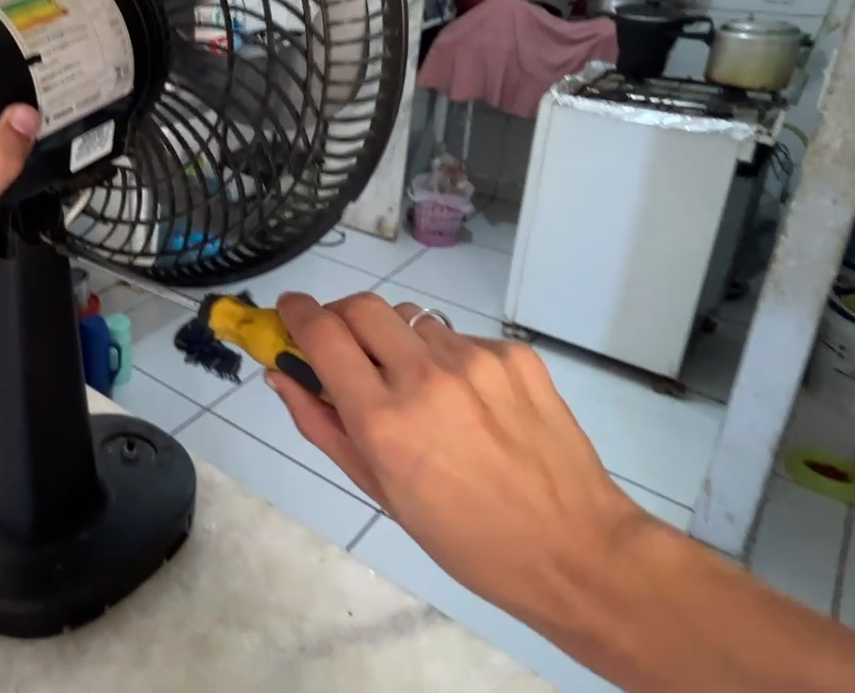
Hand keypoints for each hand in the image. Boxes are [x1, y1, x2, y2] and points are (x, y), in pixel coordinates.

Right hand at [267, 292, 658, 628]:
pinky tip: (468, 401)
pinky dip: (446, 357)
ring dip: (397, 341)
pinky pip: (458, 337)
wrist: (575, 549)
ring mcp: (475, 360)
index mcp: (383, 420)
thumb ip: (320, 425)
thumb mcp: (378, 490)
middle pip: (361, 305)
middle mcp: (425, 377)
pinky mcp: (515, 355)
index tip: (288, 309)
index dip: (296, 311)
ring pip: (411, 319)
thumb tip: (280, 375)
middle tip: (344, 345)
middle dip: (340, 316)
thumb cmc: (461, 535)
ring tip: (420, 388)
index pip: (322, 333)